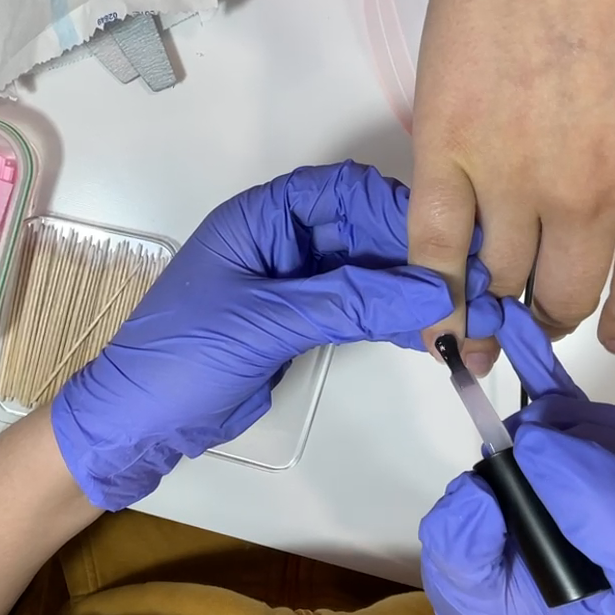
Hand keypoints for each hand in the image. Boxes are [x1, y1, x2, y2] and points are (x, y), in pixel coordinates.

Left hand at [53, 162, 480, 510]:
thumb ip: (347, 302)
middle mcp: (278, 241)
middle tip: (472, 288)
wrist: (142, 421)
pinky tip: (427, 334)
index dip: (395, 212)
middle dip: (412, 258)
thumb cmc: (185, 357)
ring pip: (361, 273)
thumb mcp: (264, 322)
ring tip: (463, 317)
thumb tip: (433, 291)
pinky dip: (387, 319)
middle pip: (359, 232)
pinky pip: (352, 309)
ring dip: (407, 292)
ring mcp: (289, 283)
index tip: (449, 242)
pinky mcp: (297, 322)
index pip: (340, 193)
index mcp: (258, 219)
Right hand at [418, 298, 614, 614]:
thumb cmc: (505, 613)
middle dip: (597, 450)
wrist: (529, 607)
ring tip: (526, 422)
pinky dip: (563, 375)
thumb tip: (479, 490)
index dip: (598, 497)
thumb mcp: (469, 602)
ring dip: (590, 420)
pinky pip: (604, 413)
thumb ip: (467, 553)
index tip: (530, 454)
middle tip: (527, 436)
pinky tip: (518, 333)